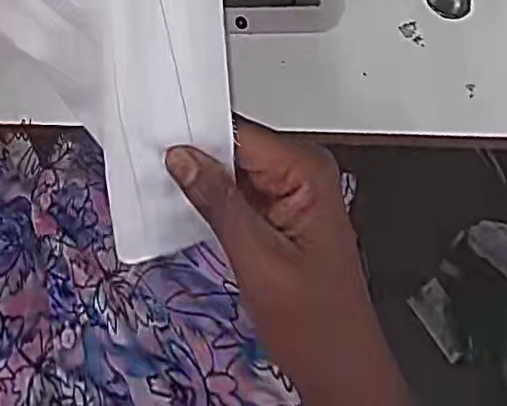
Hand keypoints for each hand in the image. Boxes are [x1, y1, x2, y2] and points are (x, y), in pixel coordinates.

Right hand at [167, 122, 412, 405]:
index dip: (200, 138)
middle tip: (167, 175)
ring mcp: (294, 188)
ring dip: (207, 183)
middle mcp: (305, 170)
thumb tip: (184, 159)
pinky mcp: (282, 207)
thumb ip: (219, 203)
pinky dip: (217, 200)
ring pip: (234, 168)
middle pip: (237, 146)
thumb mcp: (258, 261)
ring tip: (183, 199)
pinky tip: (200, 213)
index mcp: (308, 170)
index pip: (241, 134)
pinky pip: (240, 188)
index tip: (164, 145)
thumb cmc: (317, 326)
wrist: (341, 373)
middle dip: (201, 160)